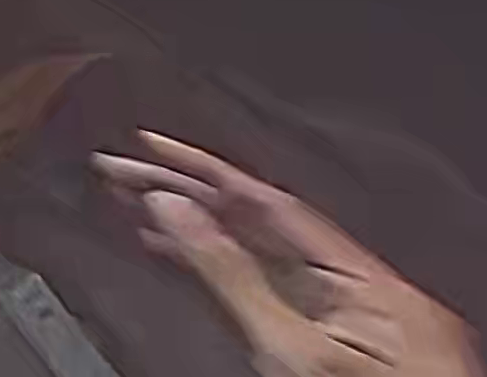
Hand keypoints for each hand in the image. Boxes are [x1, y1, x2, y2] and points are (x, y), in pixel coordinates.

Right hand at [93, 131, 484, 376]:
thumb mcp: (292, 346)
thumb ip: (230, 273)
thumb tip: (165, 200)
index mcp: (374, 286)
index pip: (269, 203)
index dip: (202, 166)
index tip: (143, 139)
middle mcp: (357, 292)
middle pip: (249, 221)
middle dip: (175, 189)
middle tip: (112, 167)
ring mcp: (336, 318)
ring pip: (240, 247)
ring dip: (177, 218)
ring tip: (120, 194)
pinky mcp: (311, 338)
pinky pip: (243, 279)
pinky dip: (195, 257)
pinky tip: (155, 241)